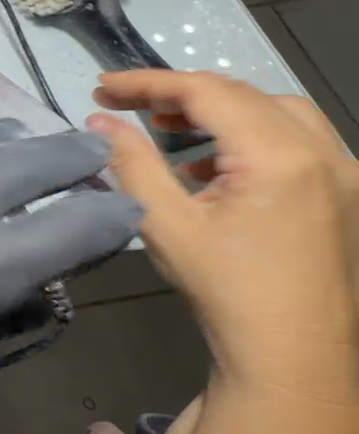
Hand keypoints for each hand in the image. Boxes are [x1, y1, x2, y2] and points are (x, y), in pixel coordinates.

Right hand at [91, 71, 358, 402]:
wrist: (294, 350)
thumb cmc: (224, 284)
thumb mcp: (161, 221)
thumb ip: (130, 162)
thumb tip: (99, 121)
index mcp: (280, 158)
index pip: (209, 92)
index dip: (149, 82)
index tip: (102, 88)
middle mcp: (326, 156)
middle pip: (246, 95)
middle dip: (179, 92)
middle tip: (122, 104)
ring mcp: (346, 176)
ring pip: (279, 112)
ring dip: (218, 110)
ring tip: (164, 127)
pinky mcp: (348, 196)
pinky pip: (299, 142)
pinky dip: (249, 135)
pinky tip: (210, 166)